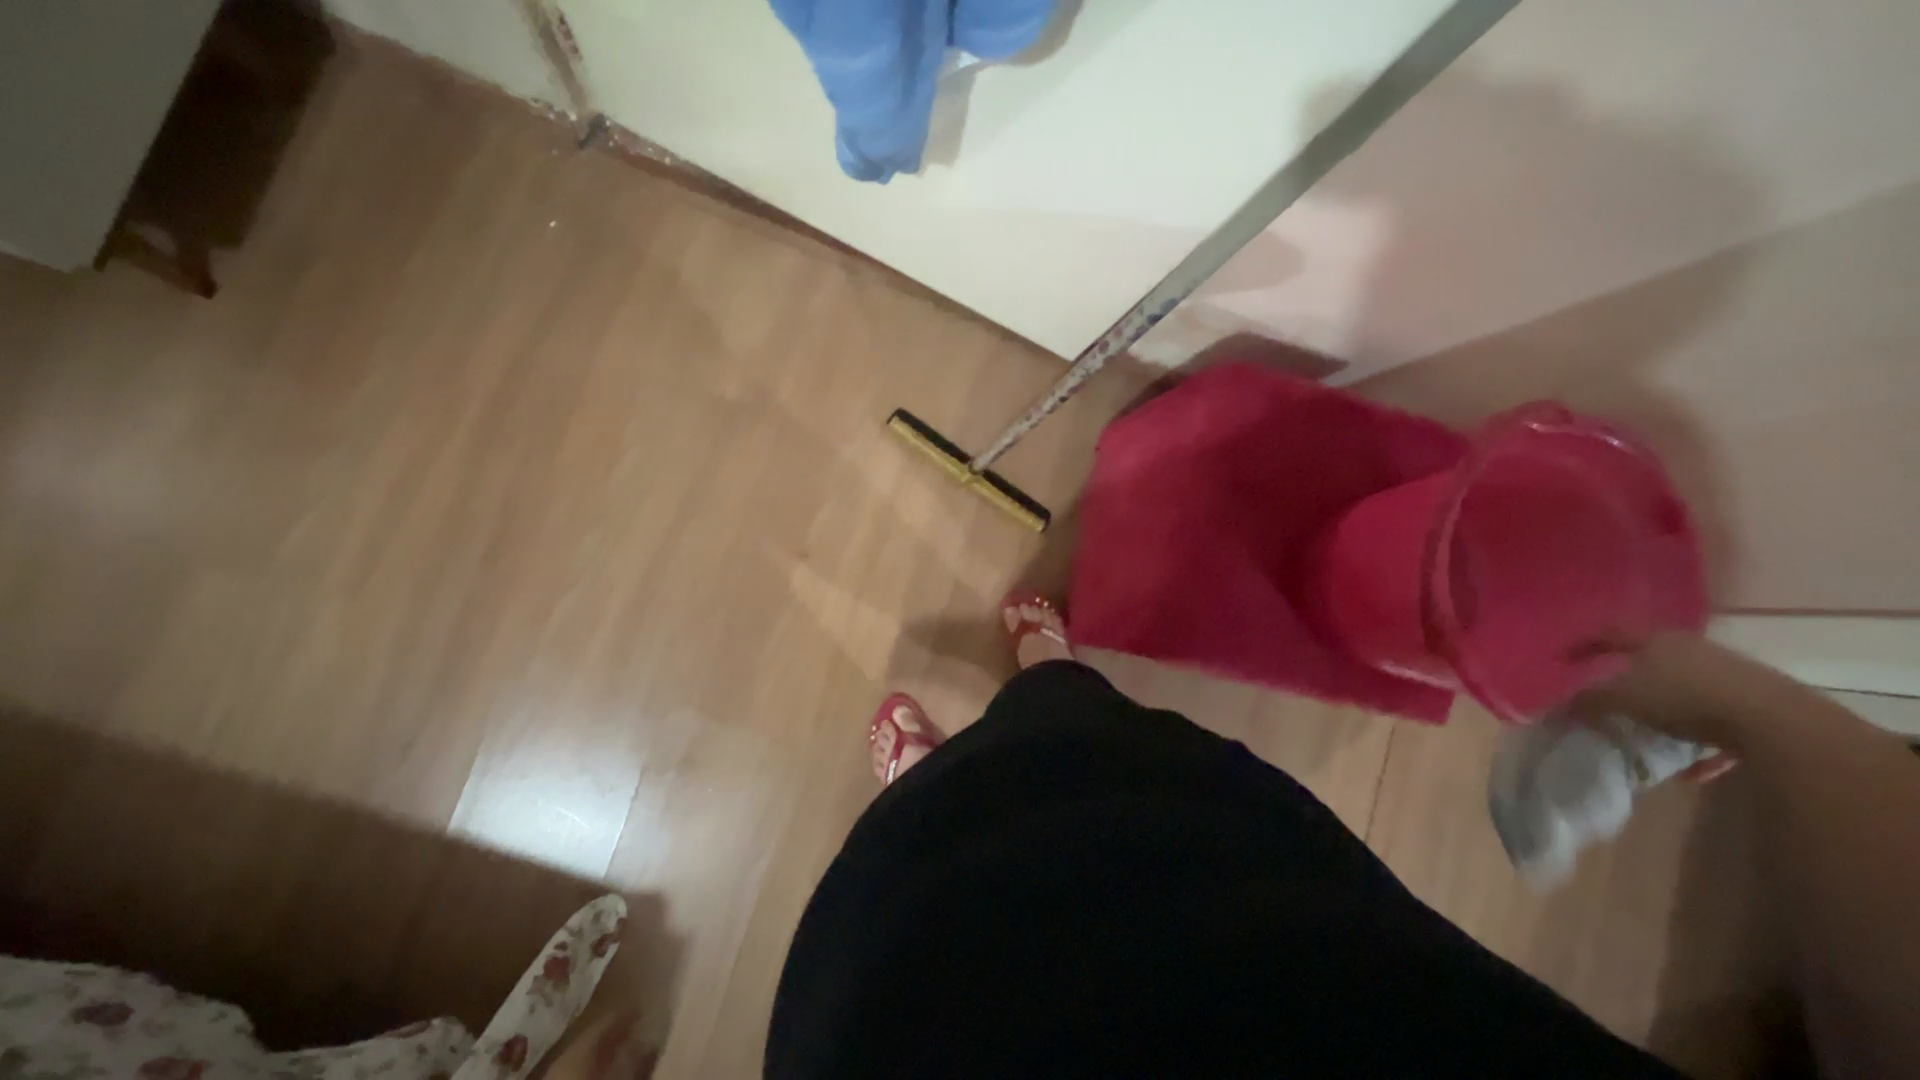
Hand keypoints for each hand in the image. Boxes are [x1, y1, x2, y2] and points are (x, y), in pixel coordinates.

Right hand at [1569, 632, 1799, 751]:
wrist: (1774, 720)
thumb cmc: (1684, 698)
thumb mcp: (1624, 699)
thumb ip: (1589, 700)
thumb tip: (1560, 705)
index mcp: (1653, 638)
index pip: (1607, 632)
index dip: (1582, 644)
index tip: (1563, 659)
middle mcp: (1687, 644)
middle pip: (1647, 652)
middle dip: (1624, 670)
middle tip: (1606, 688)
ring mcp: (1723, 666)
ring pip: (1679, 677)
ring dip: (1660, 697)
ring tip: (1647, 720)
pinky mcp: (1751, 692)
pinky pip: (1708, 703)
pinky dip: (1693, 720)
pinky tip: (1691, 747)